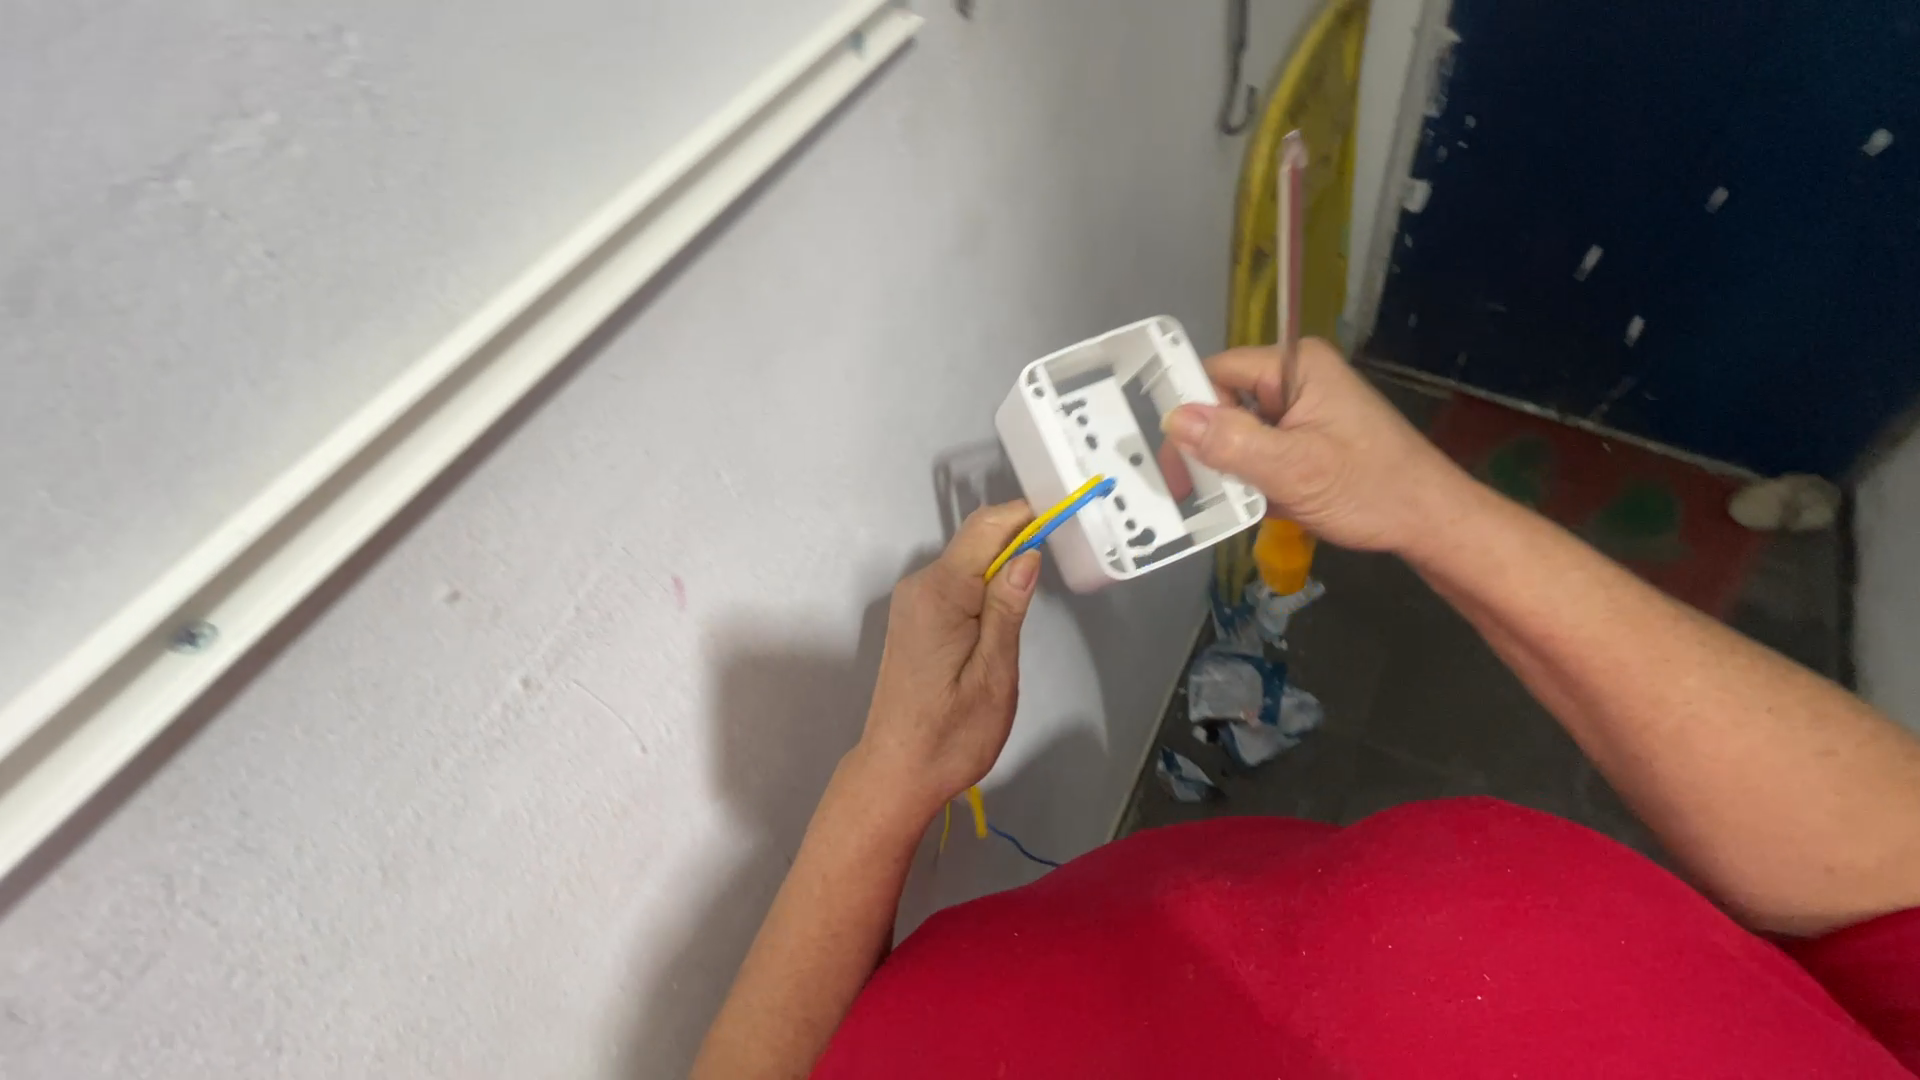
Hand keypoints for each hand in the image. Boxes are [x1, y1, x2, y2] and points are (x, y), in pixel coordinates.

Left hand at [853, 502, 1040, 819]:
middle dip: (1020, 534)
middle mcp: (920, 585)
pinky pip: (957, 581)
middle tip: (1067, 542)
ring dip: (1005, 559)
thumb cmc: (952, 734)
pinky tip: (1010, 600)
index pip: (987, 528)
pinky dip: (987, 580)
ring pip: (968, 559)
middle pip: (976, 539)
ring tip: (1046, 573)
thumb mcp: (994, 674)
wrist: (897, 772)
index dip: (1028, 514)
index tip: (1069, 510)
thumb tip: (1028, 553)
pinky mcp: (916, 617)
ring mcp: (914, 600)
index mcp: (940, 593)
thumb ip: (1007, 608)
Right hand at [1162, 338, 1465, 553]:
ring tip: (1222, 500)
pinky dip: (1245, 479)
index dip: (1191, 409)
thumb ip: (1232, 443)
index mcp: (1295, 367)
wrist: (1427, 523)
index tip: (1174, 455)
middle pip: (1222, 403)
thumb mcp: (1294, 468)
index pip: (1218, 372)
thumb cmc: (1370, 489)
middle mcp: (1293, 381)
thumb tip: (1173, 420)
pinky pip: (1254, 452)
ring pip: (1235, 432)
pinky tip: (1248, 504)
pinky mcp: (1301, 441)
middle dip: (1206, 446)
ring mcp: (1298, 412)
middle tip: (1190, 488)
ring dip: (1225, 468)